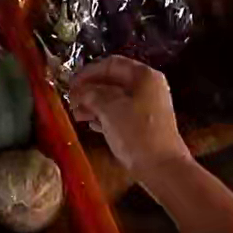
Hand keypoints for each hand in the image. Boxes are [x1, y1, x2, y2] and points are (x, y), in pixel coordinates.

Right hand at [68, 56, 191, 184]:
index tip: (71, 84)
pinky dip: (104, 116)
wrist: (162, 168)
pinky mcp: (145, 125)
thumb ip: (92, 94)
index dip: (88, 72)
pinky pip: (120, 114)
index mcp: (144, 76)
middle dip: (90, 90)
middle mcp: (148, 87)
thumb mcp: (109, 109)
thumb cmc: (137, 134)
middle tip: (71, 101)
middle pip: (113, 81)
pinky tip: (91, 124)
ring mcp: (148, 107)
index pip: (111, 64)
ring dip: (94, 104)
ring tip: (77, 114)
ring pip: (115, 99)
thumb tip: (81, 91)